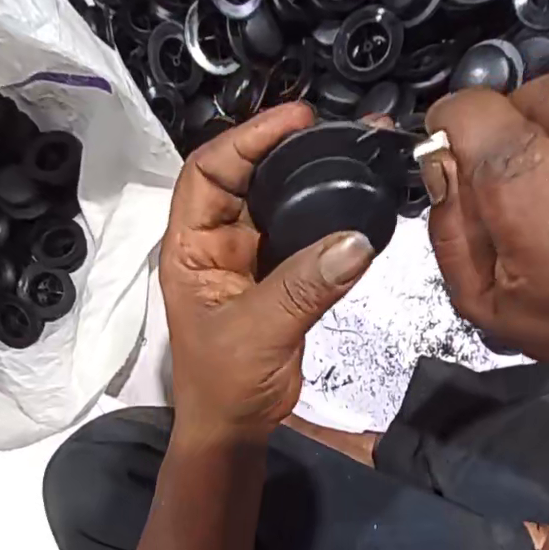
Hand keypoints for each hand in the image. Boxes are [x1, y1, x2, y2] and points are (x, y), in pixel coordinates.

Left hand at [160, 102, 378, 441]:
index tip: (294, 121)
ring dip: (310, 186)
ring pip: (279, 210)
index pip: (209, 172)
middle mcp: (218, 247)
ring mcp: (251, 265)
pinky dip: (325, 226)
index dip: (247, 140)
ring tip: (349, 159)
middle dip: (286, 154)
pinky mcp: (279, 284)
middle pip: (248, 182)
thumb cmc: (224, 386)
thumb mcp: (258, 331)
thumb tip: (356, 241)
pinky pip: (303, 243)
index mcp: (192, 249)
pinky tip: (352, 208)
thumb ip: (305, 287)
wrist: (236, 428)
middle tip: (333, 134)